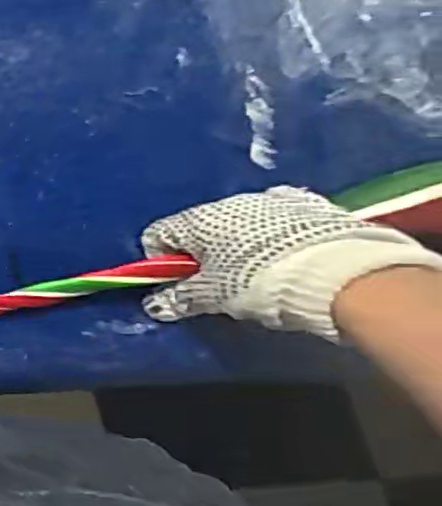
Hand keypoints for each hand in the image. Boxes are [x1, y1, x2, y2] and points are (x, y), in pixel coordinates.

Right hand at [140, 186, 441, 340]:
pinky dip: (279, 231)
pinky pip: (284, 216)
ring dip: (242, 240)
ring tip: (263, 266)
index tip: (182, 281)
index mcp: (194, 222)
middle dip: (204, 249)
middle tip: (221, 277)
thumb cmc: (259, 282)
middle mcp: (228, 203)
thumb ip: (178, 298)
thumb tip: (155, 305)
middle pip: (200, 227)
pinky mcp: (317, 205)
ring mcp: (275, 201)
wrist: (351, 277)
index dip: (164, 260)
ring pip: (242, 220)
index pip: (157, 236)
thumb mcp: (212, 297)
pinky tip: (292, 251)